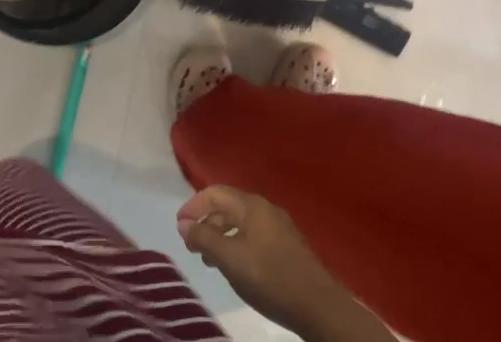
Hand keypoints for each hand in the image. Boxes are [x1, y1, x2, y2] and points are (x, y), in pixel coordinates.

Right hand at [176, 186, 361, 335]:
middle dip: (206, 223)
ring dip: (220, 237)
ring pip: (241, 224)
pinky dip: (236, 246)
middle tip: (191, 246)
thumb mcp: (229, 258)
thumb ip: (203, 237)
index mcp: (252, 205)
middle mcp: (266, 210)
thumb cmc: (270, 277)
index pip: (214, 193)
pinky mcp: (288, 248)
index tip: (180, 227)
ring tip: (209, 261)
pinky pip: (254, 237)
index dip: (193, 206)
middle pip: (227, 207)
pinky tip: (235, 267)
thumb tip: (183, 223)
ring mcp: (280, 229)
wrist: (320, 308)